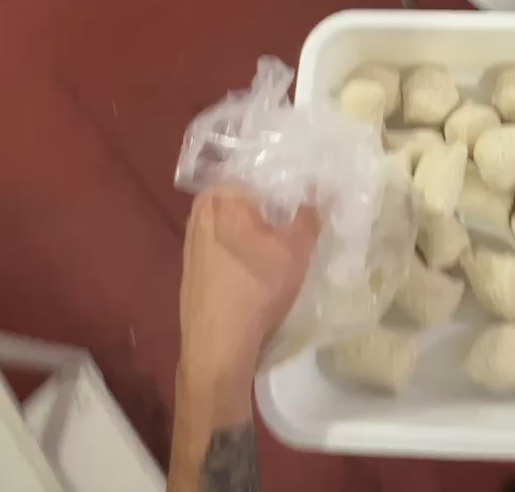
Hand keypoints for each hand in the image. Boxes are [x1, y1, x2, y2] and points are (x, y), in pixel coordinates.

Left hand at [177, 186, 319, 406]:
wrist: (217, 347)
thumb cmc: (257, 289)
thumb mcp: (297, 249)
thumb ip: (310, 213)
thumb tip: (322, 187)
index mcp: (223, 196)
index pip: (258, 167)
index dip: (286, 172)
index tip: (308, 178)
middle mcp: (202, 209)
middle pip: (244, 190)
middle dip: (270, 195)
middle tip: (301, 200)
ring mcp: (192, 237)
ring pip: (233, 214)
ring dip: (256, 217)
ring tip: (286, 225)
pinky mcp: (192, 262)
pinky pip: (223, 235)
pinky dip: (242, 237)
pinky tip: (261, 254)